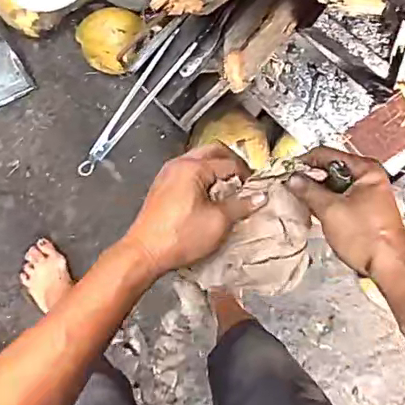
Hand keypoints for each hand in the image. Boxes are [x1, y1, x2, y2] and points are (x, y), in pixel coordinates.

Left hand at [121, 144, 268, 274]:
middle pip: (212, 152)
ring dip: (215, 169)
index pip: (228, 163)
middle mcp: (178, 165)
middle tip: (244, 180)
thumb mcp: (218, 222)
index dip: (246, 175)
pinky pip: (186, 172)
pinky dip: (201, 177)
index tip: (255, 189)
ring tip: (229, 189)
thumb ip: (240, 205)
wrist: (145, 251)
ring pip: (198, 160)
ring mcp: (167, 174)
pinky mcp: (162, 186)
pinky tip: (208, 196)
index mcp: (193, 168)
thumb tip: (258, 197)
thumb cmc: (178, 237)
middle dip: (231, 163)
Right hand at [286, 148, 404, 279]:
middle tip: (294, 187)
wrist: (390, 267)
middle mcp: (371, 178)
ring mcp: (370, 194)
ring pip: (336, 185)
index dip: (305, 161)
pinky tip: (318, 212)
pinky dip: (329, 202)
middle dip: (312, 178)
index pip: (327, 154)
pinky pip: (342, 198)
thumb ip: (308, 190)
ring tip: (304, 200)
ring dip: (319, 192)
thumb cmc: (368, 238)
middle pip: (332, 168)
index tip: (289, 170)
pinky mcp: (368, 210)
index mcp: (367, 170)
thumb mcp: (329, 209)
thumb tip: (294, 179)